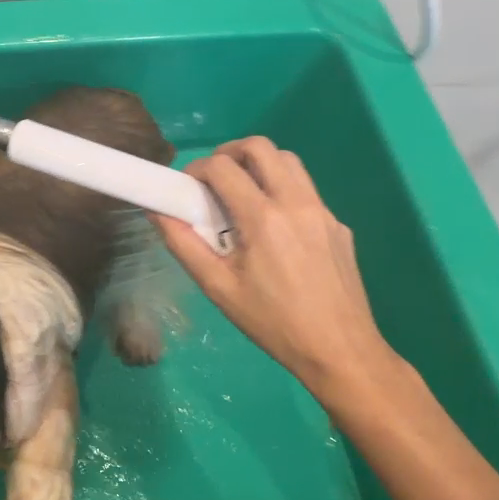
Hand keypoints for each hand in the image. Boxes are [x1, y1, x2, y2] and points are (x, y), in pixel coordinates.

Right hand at [151, 137, 398, 393]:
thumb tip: (157, 211)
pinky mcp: (339, 225)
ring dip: (260, 164)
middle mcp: (296, 203)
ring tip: (243, 193)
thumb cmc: (273, 323)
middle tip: (214, 179)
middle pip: (260, 146)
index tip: (187, 188)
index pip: (222, 167)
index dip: (197, 169)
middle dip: (229, 153)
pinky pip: (306, 190)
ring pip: (289, 161)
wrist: (341, 353)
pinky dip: (283, 191)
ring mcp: (323, 212)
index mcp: (263, 218)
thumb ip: (183, 244)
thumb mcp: (218, 287)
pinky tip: (275, 228)